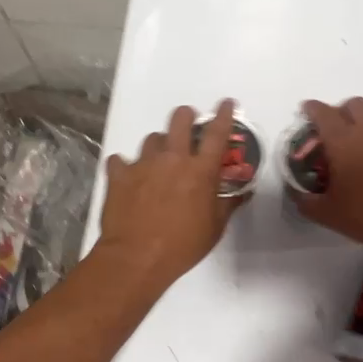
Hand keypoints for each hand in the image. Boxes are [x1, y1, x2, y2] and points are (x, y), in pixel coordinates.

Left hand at [93, 100, 243, 292]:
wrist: (136, 257)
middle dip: (186, 116)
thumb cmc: (182, 246)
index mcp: (200, 170)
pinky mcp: (118, 175)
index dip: (224, 115)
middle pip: (180, 119)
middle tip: (187, 127)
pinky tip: (127, 177)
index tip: (227, 103)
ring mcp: (143, 164)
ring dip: (158, 146)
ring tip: (158, 162)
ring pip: (152, 138)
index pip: (217, 134)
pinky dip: (125, 166)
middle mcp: (172, 159)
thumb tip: (243, 192)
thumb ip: (228, 205)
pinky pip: (120, 160)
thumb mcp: (215, 228)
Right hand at [294, 98, 362, 252]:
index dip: (312, 108)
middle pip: (355, 104)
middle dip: (341, 110)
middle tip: (334, 131)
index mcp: (343, 143)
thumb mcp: (325, 214)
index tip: (306, 110)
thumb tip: (296, 192)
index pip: (324, 113)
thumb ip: (304, 199)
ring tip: (360, 160)